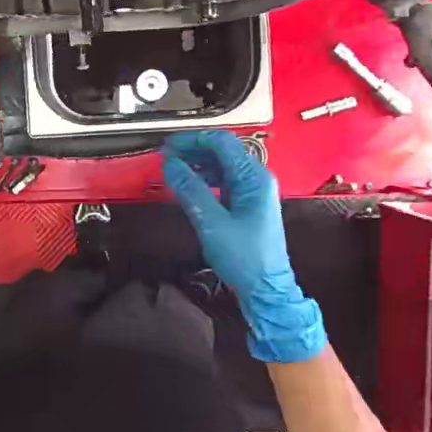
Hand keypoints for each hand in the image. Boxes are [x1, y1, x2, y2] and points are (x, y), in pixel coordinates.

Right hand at [161, 131, 325, 362]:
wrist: (267, 291)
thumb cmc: (245, 258)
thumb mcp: (212, 223)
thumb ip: (191, 191)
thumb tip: (171, 165)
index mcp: (254, 177)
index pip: (222, 143)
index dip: (193, 140)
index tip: (168, 145)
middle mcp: (257, 179)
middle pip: (223, 152)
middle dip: (194, 150)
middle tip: (165, 156)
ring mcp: (254, 193)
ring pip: (222, 167)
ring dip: (198, 165)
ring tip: (173, 169)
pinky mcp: (248, 206)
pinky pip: (224, 183)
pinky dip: (205, 181)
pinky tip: (189, 186)